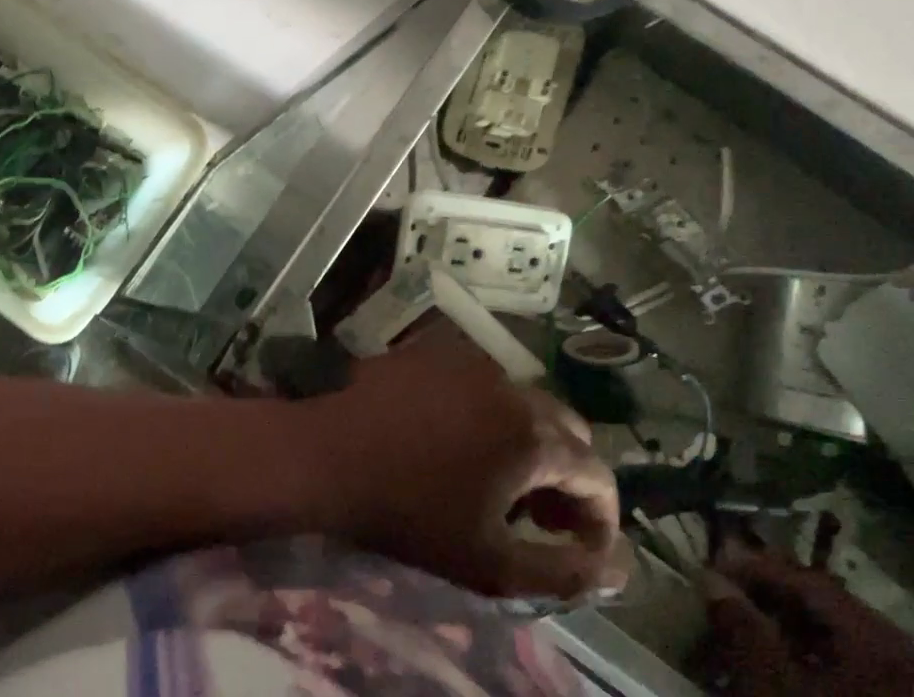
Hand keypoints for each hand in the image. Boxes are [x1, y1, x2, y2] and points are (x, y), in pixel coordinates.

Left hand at [297, 321, 624, 600]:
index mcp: (533, 434)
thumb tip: (610, 568)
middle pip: (565, 431)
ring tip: (497, 482)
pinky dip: (482, 412)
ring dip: (525, 441)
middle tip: (539, 516)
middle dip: (566, 477)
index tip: (574, 548)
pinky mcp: (419, 355)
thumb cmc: (403, 512)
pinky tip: (454, 442)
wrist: (317, 456)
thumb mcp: (490, 564)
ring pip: (519, 402)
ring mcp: (458, 362)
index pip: (598, 477)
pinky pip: (472, 383)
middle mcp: (506, 384)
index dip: (599, 520)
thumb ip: (564, 573)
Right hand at [692, 541, 913, 695]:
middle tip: (722, 599)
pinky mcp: (891, 694)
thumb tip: (712, 580)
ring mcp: (902, 682)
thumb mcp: (771, 684)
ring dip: (786, 629)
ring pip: (838, 638)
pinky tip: (781, 668)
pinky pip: (851, 667)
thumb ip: (741, 626)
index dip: (755, 570)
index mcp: (879, 644)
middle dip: (770, 600)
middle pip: (828, 609)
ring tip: (744, 635)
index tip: (708, 569)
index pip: (809, 584)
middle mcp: (901, 656)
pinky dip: (809, 658)